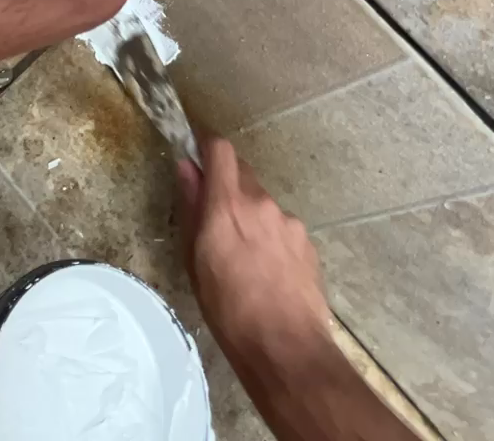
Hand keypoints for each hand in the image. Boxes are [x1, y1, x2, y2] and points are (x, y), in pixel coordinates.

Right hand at [178, 137, 335, 368]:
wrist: (285, 349)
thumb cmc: (227, 307)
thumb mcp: (194, 257)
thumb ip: (191, 206)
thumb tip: (186, 168)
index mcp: (227, 203)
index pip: (219, 149)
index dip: (206, 143)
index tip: (195, 150)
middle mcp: (261, 203)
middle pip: (242, 173)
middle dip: (226, 184)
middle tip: (215, 215)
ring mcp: (289, 222)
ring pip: (262, 203)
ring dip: (250, 214)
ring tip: (243, 254)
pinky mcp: (307, 243)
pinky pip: (281, 226)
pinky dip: (270, 236)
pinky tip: (267, 269)